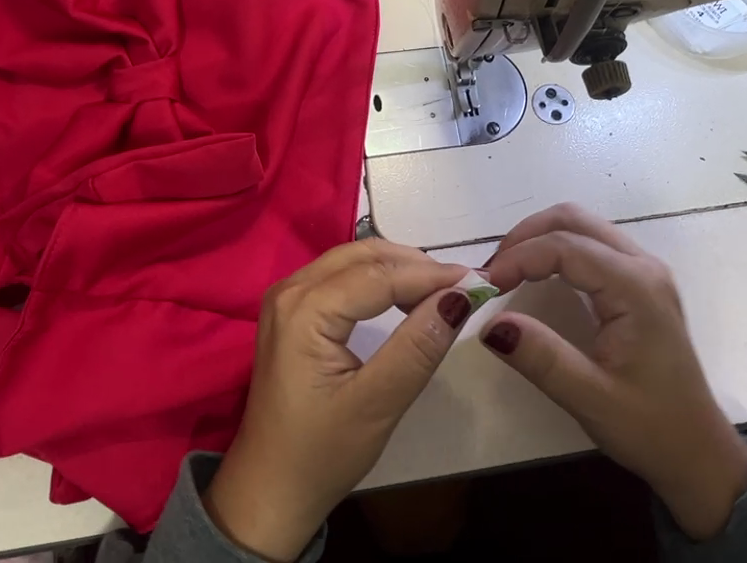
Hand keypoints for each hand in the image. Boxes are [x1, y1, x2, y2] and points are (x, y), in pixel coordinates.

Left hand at [204, 240, 474, 560]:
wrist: (269, 491)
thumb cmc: (320, 454)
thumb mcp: (377, 404)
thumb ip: (417, 347)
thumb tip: (459, 297)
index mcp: (304, 310)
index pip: (378, 275)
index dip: (429, 274)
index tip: (477, 281)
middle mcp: (290, 290)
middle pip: (363, 255)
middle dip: (415, 265)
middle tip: (461, 286)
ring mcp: (287, 297)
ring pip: (353, 260)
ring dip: (398, 269)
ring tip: (441, 292)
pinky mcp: (292, 311)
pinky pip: (341, 276)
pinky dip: (378, 279)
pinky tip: (405, 299)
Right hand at [480, 204, 746, 540]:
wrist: (699, 453)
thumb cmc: (650, 428)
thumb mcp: (591, 400)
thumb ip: (542, 358)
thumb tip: (489, 325)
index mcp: (635, 288)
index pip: (565, 246)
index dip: (520, 257)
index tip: (485, 285)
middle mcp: (643, 266)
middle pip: (574, 219)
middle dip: (527, 236)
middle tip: (493, 271)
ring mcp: (645, 271)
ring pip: (584, 226)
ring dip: (541, 239)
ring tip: (508, 272)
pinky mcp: (640, 284)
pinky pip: (593, 245)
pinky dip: (558, 249)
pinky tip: (538, 276)